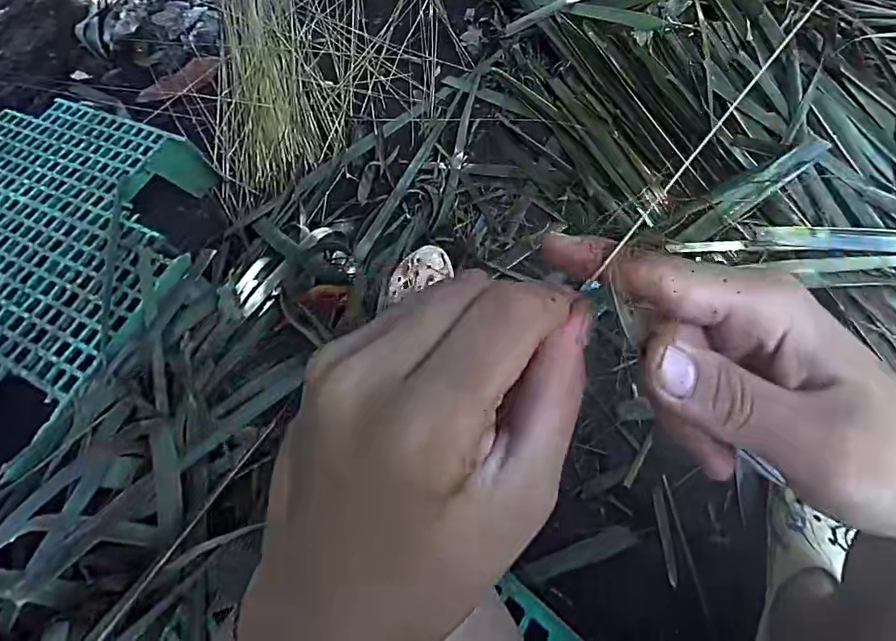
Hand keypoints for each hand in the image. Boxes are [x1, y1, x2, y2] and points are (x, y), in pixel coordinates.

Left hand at [237, 271, 589, 640]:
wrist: (322, 607)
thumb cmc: (435, 568)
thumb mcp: (522, 499)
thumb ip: (558, 396)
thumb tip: (573, 315)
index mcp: (423, 421)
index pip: (508, 308)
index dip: (552, 307)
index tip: (570, 330)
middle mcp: (369, 373)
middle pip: (474, 288)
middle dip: (516, 312)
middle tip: (523, 370)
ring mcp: (336, 360)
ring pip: (441, 290)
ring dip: (476, 317)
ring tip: (475, 382)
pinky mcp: (323, 357)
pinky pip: (406, 308)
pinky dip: (438, 327)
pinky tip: (434, 380)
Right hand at [541, 234, 895, 537]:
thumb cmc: (890, 459)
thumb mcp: (814, 441)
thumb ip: (729, 398)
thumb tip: (650, 356)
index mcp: (765, 302)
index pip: (669, 275)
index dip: (608, 258)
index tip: (550, 247)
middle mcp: (744, 306)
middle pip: (658, 325)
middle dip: (665, 386)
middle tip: (708, 445)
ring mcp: (738, 335)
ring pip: (666, 361)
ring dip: (683, 414)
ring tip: (728, 458)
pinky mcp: (736, 364)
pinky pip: (684, 383)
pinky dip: (693, 423)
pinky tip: (727, 456)